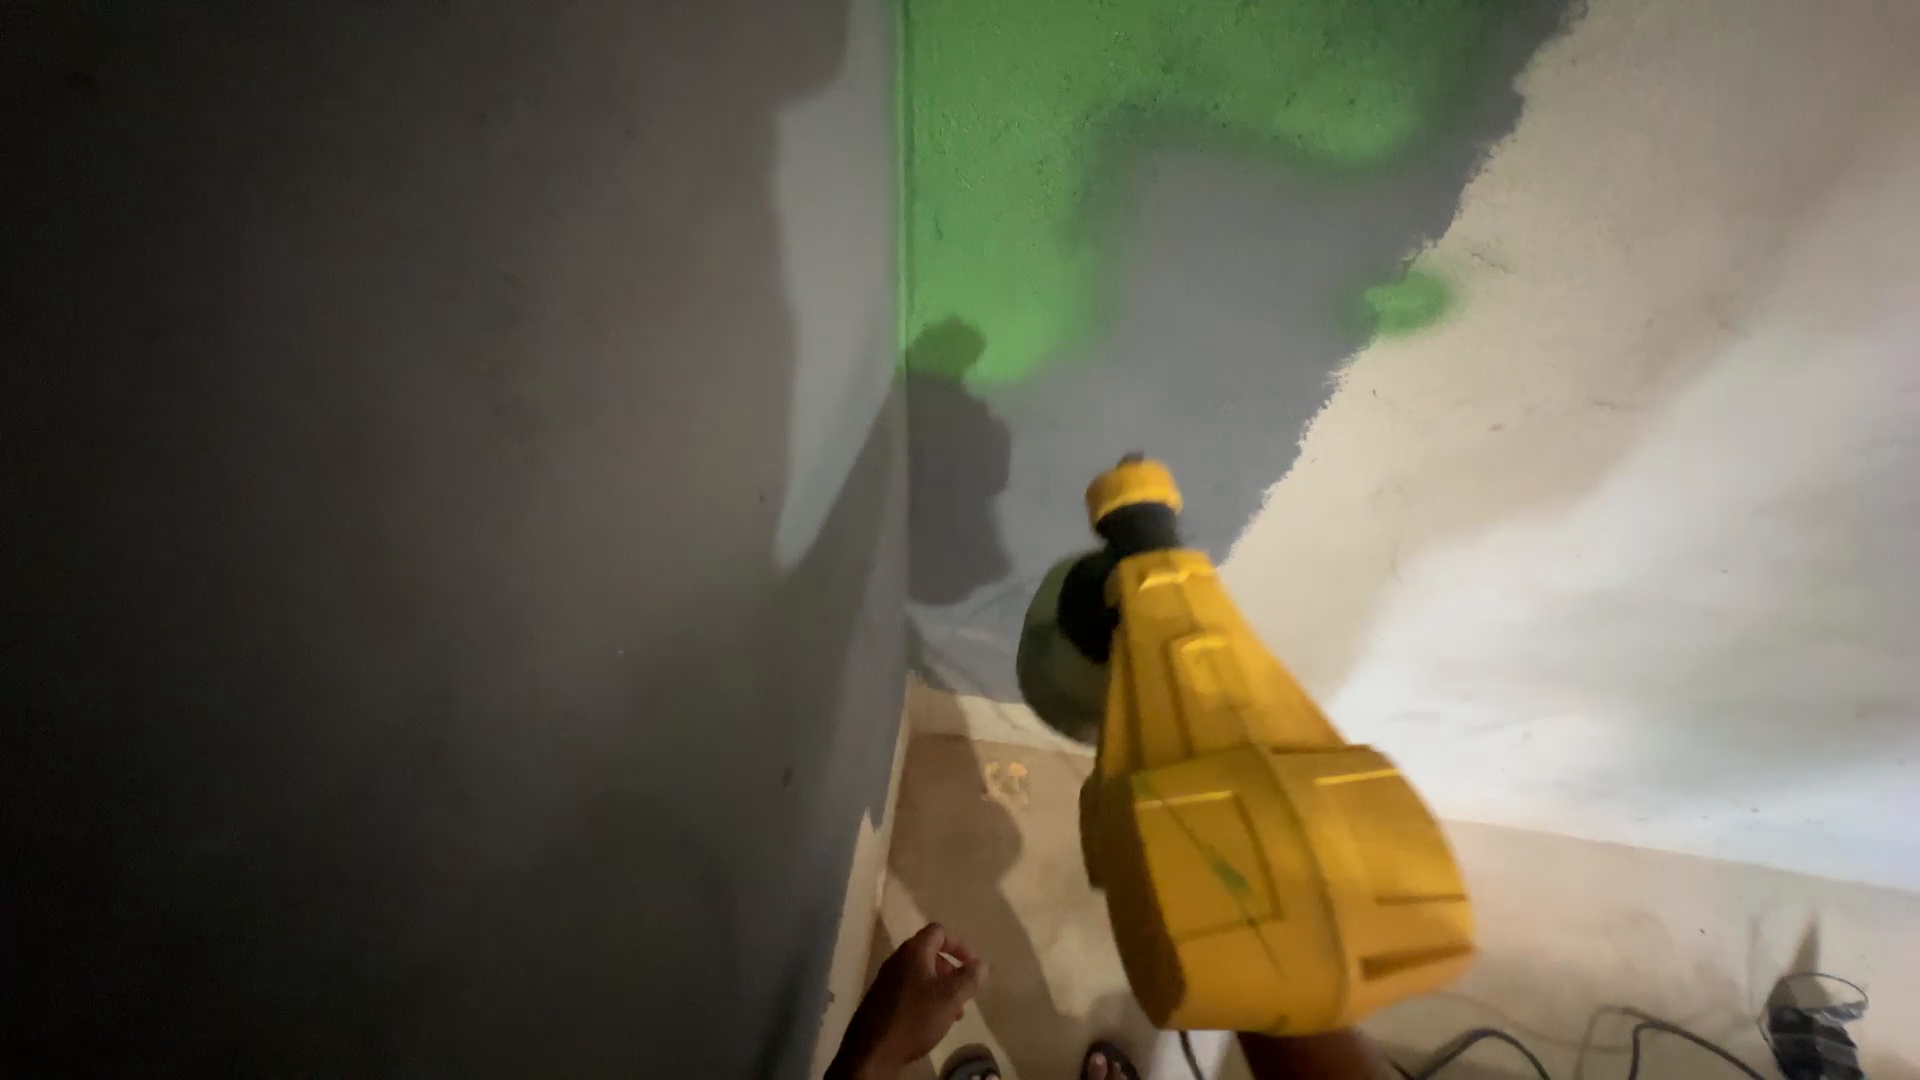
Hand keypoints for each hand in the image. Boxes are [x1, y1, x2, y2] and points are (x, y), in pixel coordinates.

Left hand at [829, 923, 987, 1079]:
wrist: (872, 1050)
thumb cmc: (914, 1018)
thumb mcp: (949, 998)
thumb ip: (968, 978)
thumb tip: (982, 964)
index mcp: (914, 950)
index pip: (939, 931)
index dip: (960, 944)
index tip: (973, 965)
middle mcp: (898, 958)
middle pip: (930, 952)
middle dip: (951, 969)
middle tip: (963, 991)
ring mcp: (886, 978)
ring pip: (920, 973)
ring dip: (940, 987)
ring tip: (953, 1012)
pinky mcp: (880, 999)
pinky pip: (909, 988)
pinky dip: (925, 997)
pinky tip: (931, 1021)